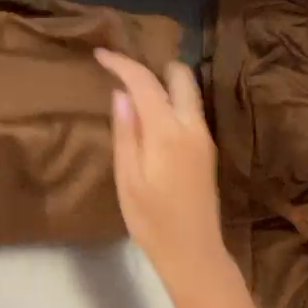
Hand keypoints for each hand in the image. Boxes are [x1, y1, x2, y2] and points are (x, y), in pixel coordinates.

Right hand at [96, 49, 233, 288]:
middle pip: (179, 76)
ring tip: (132, 87)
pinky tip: (150, 112)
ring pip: (188, 92)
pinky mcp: (206, 149)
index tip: (100, 54)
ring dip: (163, 82)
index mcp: (168, 131)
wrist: (193, 253)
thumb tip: (120, 94)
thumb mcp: (128, 179)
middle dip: (153, 64)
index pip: (145, 82)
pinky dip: (171, 99)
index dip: (122, 63)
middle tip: (123, 68)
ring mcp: (204, 137)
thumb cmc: (152, 221)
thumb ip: (125, 133)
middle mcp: (192, 126)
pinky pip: (189, 109)